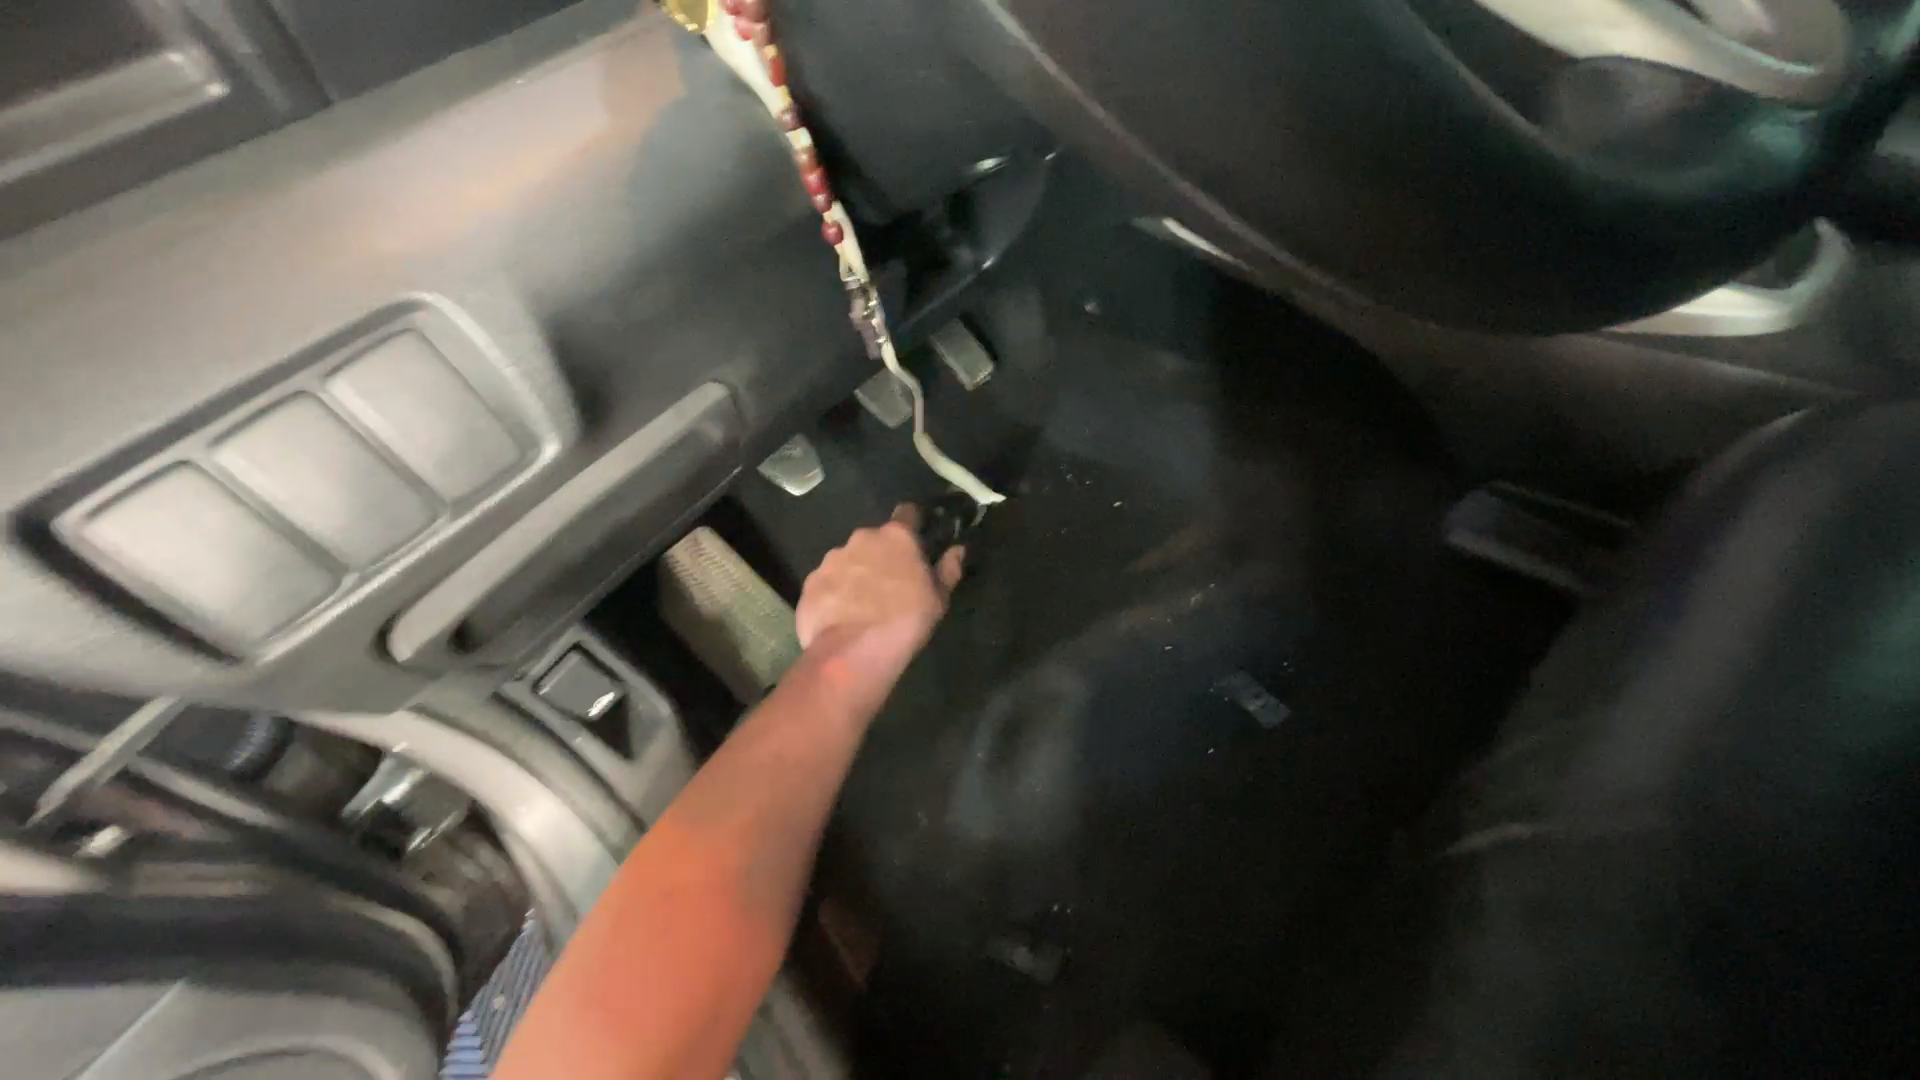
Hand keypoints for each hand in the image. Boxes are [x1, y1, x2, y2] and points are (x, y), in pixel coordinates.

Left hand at [796, 504, 965, 679]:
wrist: (853, 652)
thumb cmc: (905, 621)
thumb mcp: (938, 599)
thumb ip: (948, 569)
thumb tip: (958, 550)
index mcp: (896, 536)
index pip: (907, 513)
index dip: (913, 525)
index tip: (916, 541)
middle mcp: (861, 538)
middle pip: (874, 540)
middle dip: (881, 555)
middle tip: (890, 584)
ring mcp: (831, 559)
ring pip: (848, 560)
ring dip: (856, 574)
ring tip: (862, 605)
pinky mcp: (811, 582)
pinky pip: (827, 582)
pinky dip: (835, 593)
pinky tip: (842, 616)